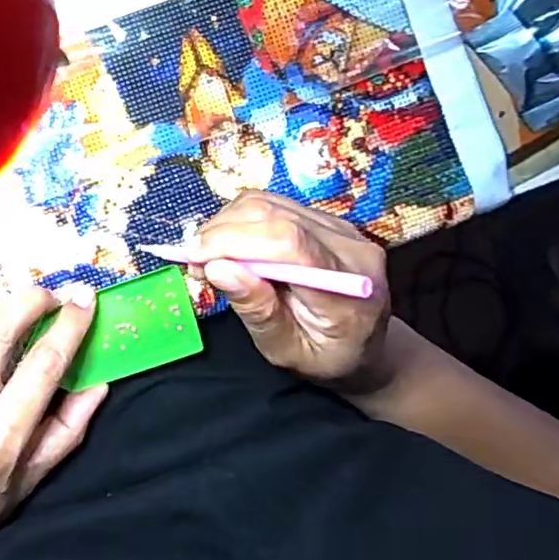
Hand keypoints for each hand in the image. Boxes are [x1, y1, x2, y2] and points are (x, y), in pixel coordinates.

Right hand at [196, 191, 392, 390]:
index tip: (194, 258)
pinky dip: (235, 220)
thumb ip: (256, 310)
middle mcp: (349, 246)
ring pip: (264, 203)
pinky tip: (228, 244)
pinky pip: (267, 202)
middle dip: (220, 233)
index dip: (234, 242)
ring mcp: (337, 225)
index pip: (289, 243)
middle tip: (194, 262)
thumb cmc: (324, 357)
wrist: (364, 346)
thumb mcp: (286, 350)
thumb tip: (218, 269)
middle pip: (271, 215)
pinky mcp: (320, 216)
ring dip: (223, 224)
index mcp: (350, 288)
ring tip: (209, 256)